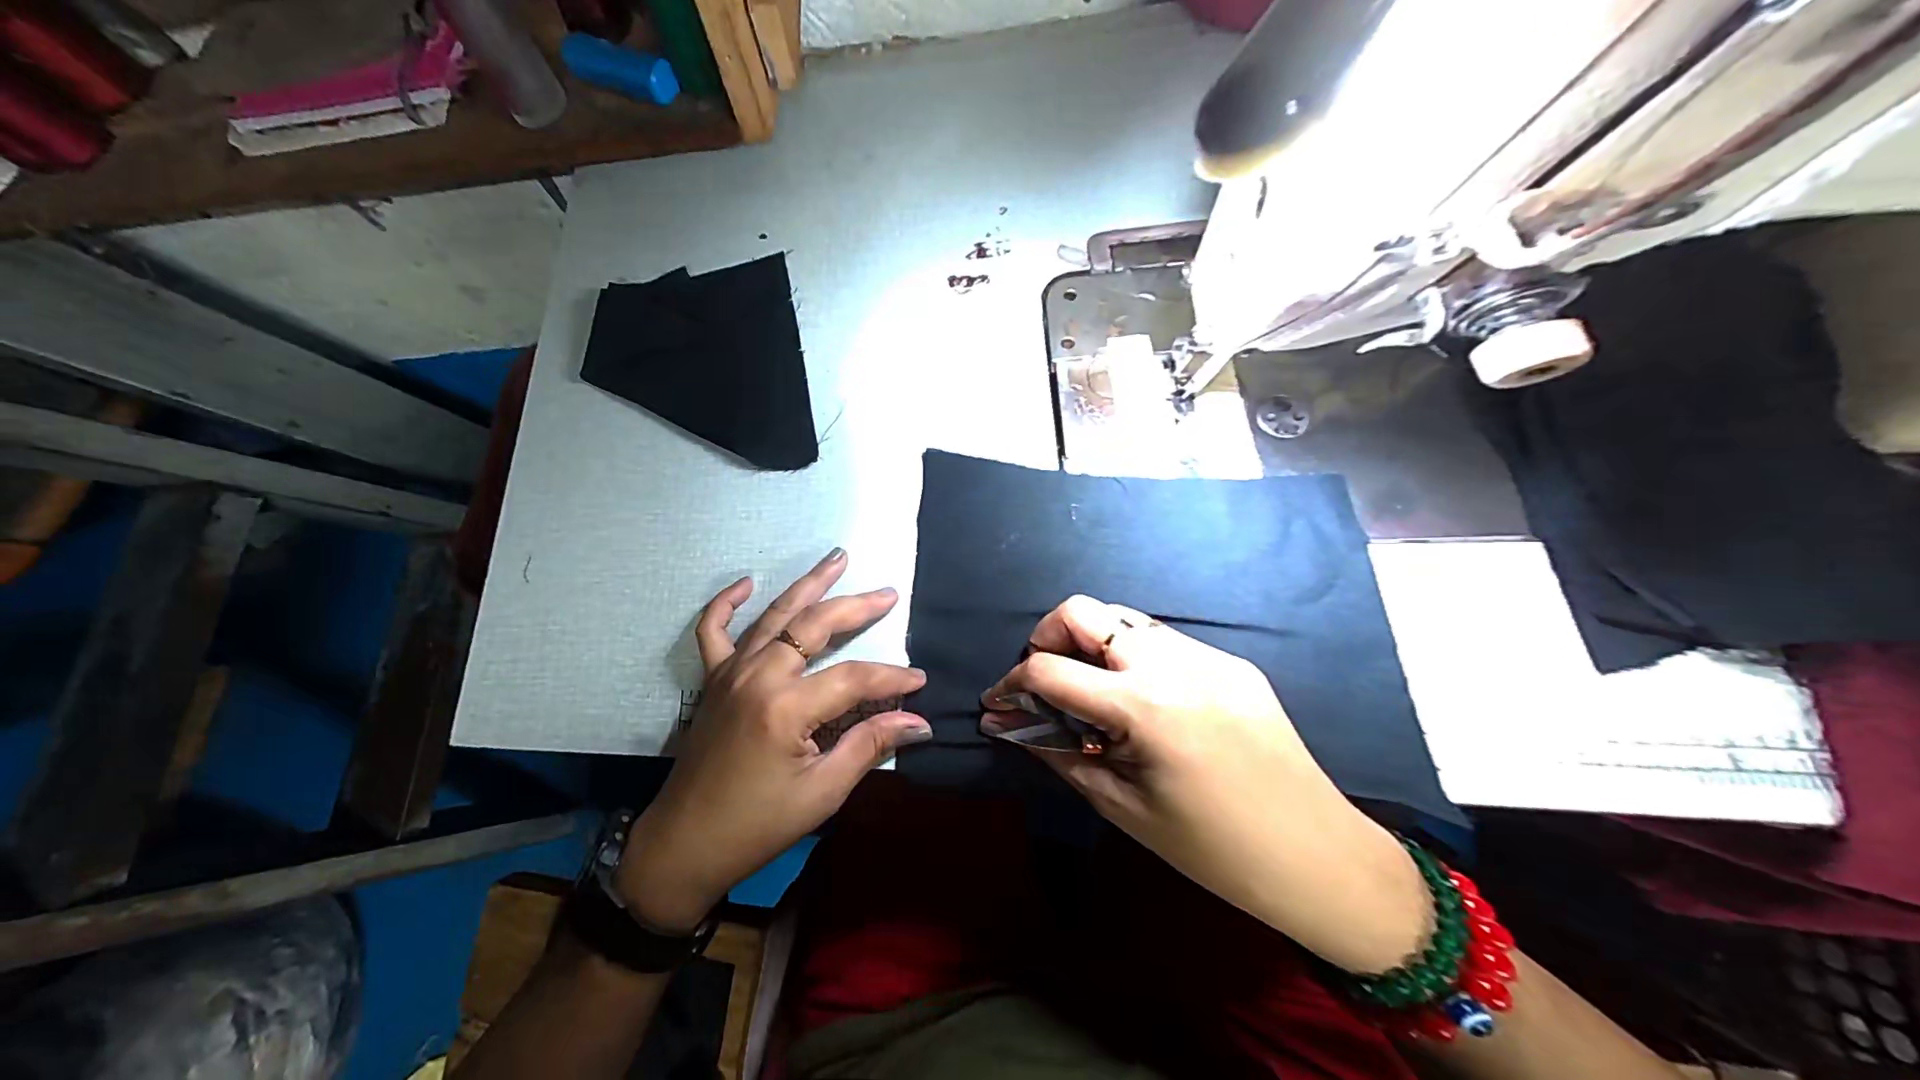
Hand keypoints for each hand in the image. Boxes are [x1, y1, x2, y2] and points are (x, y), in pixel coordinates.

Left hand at [617, 549, 930, 930]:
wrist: (684, 844)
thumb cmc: (758, 825)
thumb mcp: (822, 791)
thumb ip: (869, 745)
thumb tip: (919, 722)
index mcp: (785, 708)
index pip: (853, 678)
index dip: (891, 678)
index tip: (919, 682)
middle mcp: (756, 677)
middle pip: (813, 626)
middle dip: (855, 608)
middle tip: (888, 594)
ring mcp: (729, 673)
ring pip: (773, 615)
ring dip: (807, 586)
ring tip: (836, 559)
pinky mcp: (711, 681)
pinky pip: (712, 631)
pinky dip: (726, 604)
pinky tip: (745, 584)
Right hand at [983, 595, 1430, 972]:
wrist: (1317, 855)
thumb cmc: (1210, 849)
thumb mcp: (1121, 806)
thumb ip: (1058, 753)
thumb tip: (1008, 725)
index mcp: (1144, 707)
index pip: (1050, 669)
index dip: (1011, 683)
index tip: (1000, 703)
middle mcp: (1174, 663)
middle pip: (1084, 611)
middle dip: (1049, 638)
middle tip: (1046, 682)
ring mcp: (1209, 656)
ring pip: (1125, 618)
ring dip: (1093, 644)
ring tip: (1093, 692)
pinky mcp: (1233, 662)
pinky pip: (1166, 640)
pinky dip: (1134, 656)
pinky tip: (1142, 700)